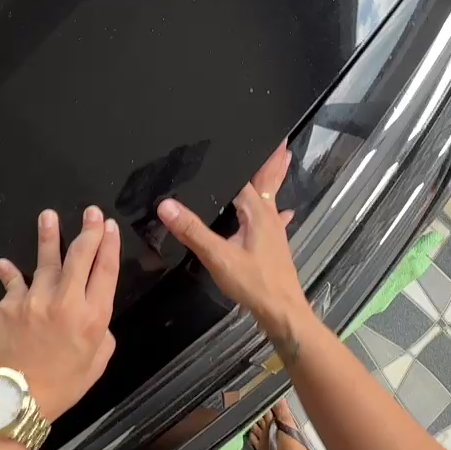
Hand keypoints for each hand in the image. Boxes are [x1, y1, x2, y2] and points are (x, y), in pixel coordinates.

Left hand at [0, 206, 120, 421]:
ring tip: (48, 216)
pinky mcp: (8, 306)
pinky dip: (10, 272)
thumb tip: (92, 313)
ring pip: (46, 260)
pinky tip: (6, 263)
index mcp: (92, 316)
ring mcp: (34, 300)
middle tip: (91, 212)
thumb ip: (101, 331)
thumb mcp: (98, 360)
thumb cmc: (63, 385)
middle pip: (80, 256)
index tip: (110, 227)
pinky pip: (13, 282)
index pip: (105, 270)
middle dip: (88, 231)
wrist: (17, 401)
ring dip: (49, 236)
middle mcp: (65, 301)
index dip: (110, 244)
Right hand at [157, 142, 310, 341]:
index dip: (238, 159)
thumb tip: (166, 205)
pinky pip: (273, 218)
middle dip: (270, 162)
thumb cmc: (254, 282)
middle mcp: (269, 216)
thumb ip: (193, 230)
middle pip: (267, 182)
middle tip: (279, 140)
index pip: (245, 177)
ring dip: (272, 181)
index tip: (238, 137)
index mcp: (257, 212)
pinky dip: (275, 210)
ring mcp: (274, 231)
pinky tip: (284, 212)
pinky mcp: (274, 245)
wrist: (282, 312)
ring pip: (272, 198)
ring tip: (278, 162)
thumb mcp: (218, 256)